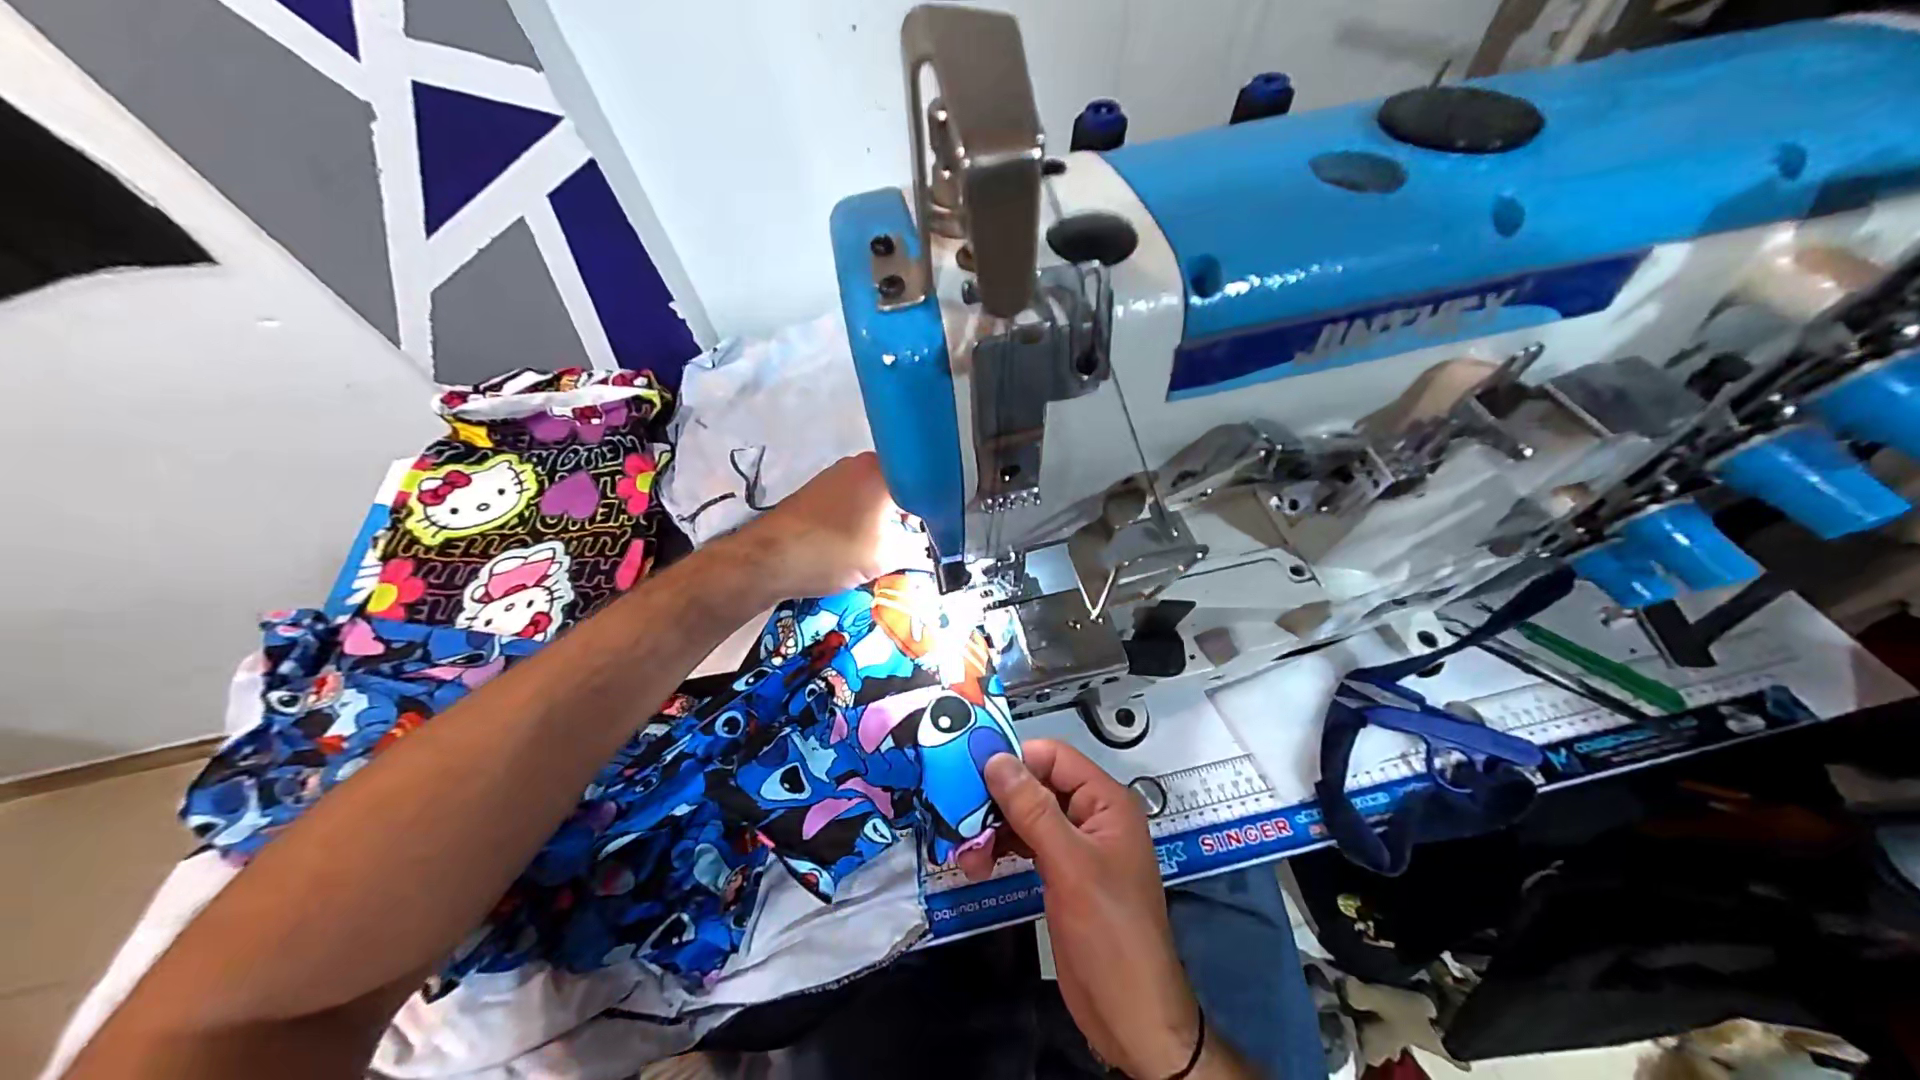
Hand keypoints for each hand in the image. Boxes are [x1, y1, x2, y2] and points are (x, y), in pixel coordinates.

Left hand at [731, 452, 923, 598]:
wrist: (768, 559)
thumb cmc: (833, 552)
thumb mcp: (884, 558)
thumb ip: (915, 550)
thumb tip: (926, 549)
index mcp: (883, 472)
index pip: (926, 483)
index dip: (937, 508)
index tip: (940, 530)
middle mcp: (861, 463)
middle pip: (901, 484)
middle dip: (911, 512)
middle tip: (918, 540)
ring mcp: (837, 473)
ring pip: (877, 491)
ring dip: (887, 515)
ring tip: (890, 543)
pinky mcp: (820, 488)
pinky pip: (856, 497)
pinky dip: (865, 515)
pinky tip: (863, 539)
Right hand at [973, 740, 1204, 1078]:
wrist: (1131, 1015)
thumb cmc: (1111, 935)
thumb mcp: (1069, 865)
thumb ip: (1032, 809)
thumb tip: (997, 761)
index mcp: (1106, 803)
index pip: (1055, 758)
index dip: (1015, 760)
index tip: (971, 773)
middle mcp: (1092, 817)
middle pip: (1037, 786)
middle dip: (998, 800)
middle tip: (961, 820)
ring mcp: (1076, 846)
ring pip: (1027, 815)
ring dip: (994, 828)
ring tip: (968, 854)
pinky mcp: (1061, 872)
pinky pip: (1026, 843)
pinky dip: (1001, 849)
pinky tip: (980, 864)